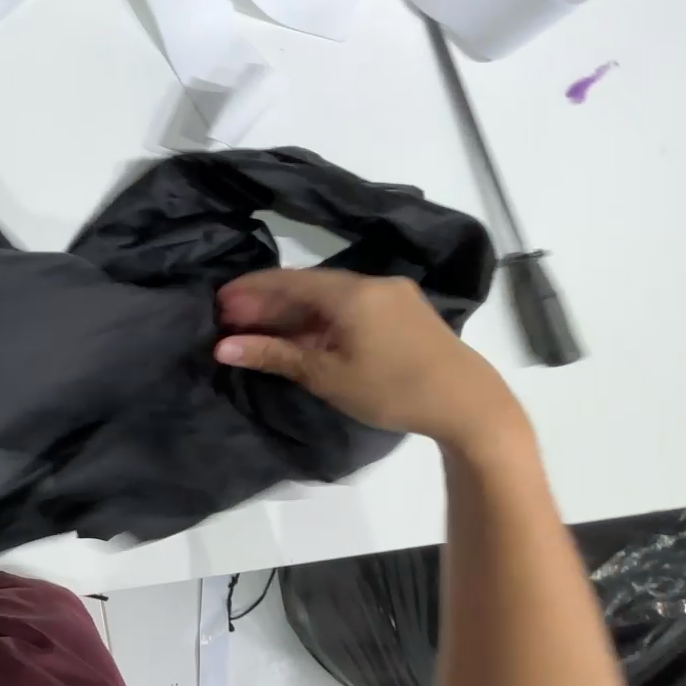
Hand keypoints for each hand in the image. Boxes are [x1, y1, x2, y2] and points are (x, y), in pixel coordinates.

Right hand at [214, 268, 526, 452]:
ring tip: (251, 330)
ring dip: (287, 312)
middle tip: (227, 319)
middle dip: (264, 302)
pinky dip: (312, 320)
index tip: (217, 300)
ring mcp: (389, 298)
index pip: (288, 280)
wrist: (468, 405)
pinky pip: (343, 308)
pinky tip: (291, 336)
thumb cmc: (391, 389)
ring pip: (324, 298)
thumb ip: (272, 355)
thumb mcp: (324, 374)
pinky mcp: (397, 314)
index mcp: (353, 293)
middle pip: (306, 286)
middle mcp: (372, 285)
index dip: (249, 288)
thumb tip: (222, 348)